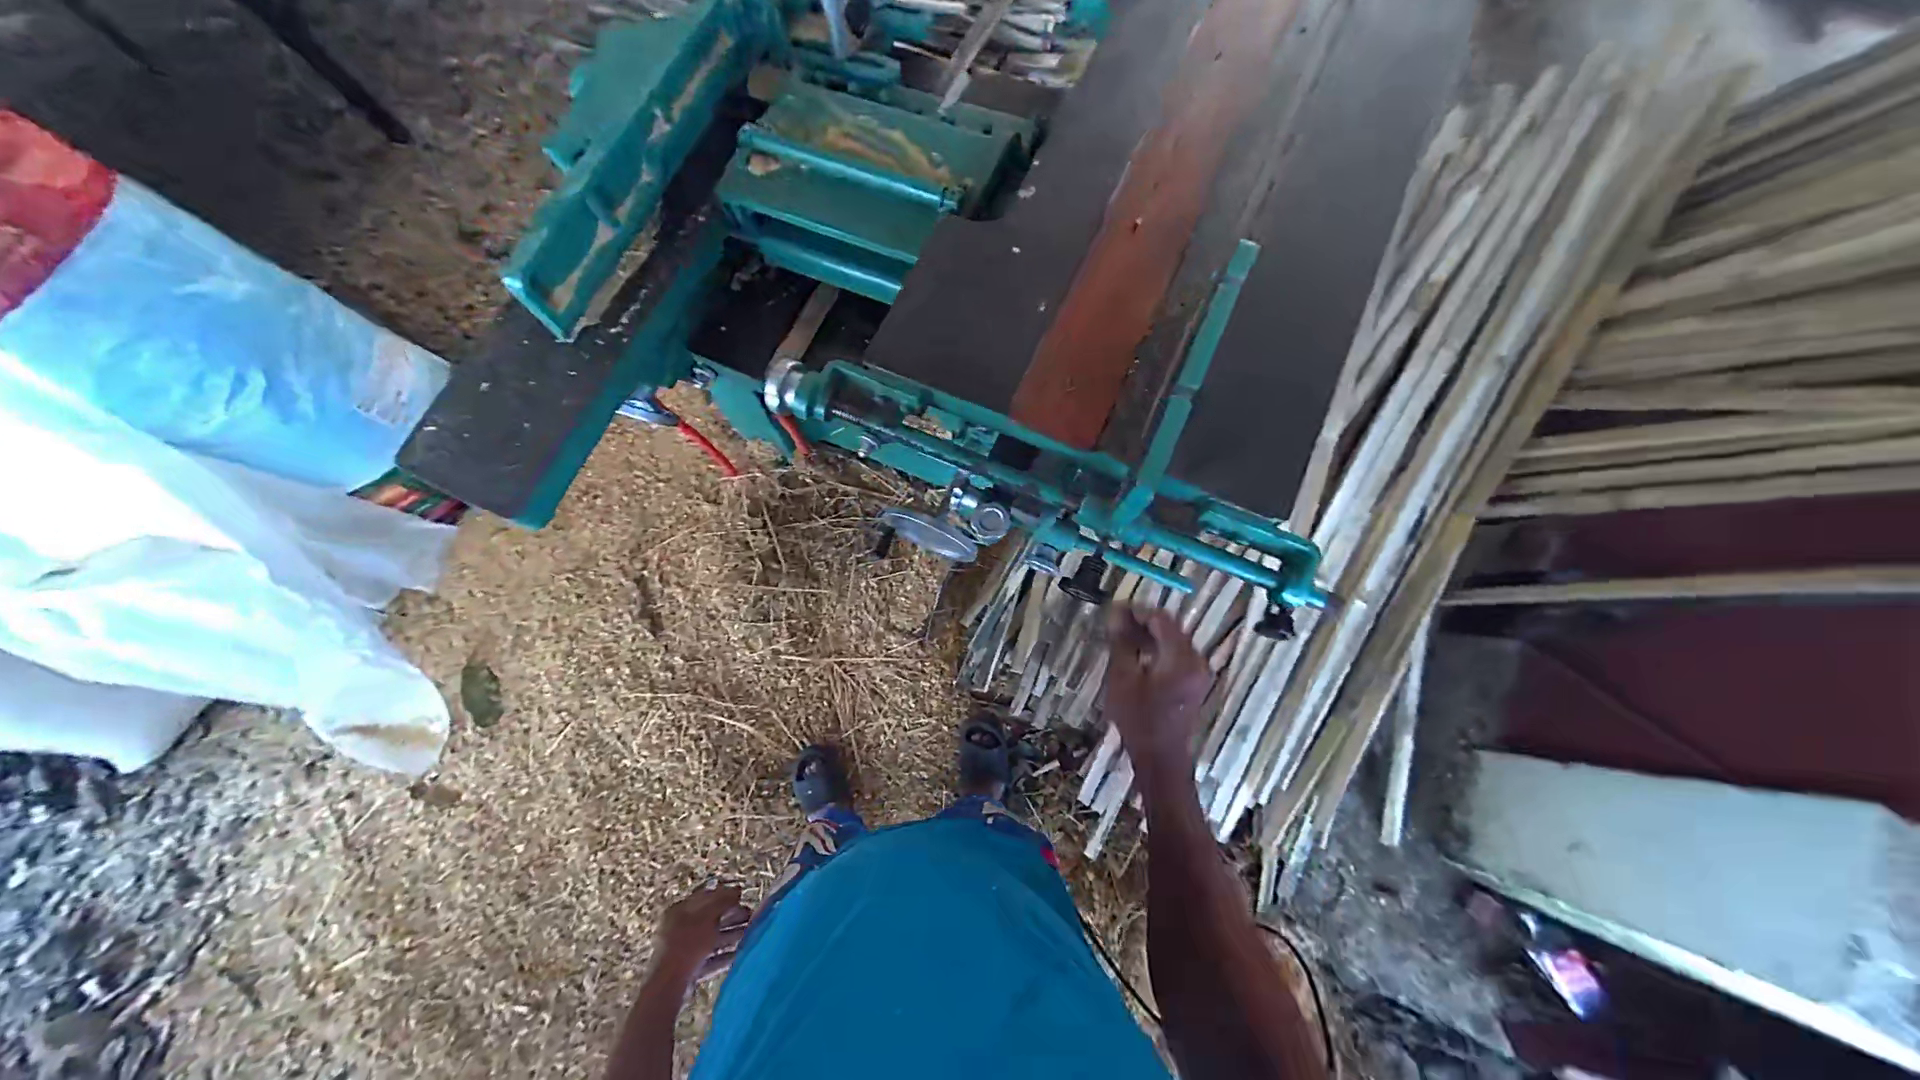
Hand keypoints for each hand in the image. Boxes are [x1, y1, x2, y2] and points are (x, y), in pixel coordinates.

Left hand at [653, 882, 752, 984]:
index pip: (705, 896)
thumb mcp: (709, 915)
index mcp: (679, 910)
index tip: (742, 895)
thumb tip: (737, 890)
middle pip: (709, 918)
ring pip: (710, 939)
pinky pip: (708, 959)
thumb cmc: (688, 943)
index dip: (725, 894)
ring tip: (748, 935)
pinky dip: (723, 956)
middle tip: (750, 916)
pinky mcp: (686, 971)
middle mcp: (678, 928)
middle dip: (731, 916)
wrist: (669, 984)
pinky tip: (737, 955)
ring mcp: (681, 951)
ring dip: (730, 936)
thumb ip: (724, 900)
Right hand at [1102, 604, 1212, 784]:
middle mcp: (1197, 660)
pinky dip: (1158, 650)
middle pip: (1170, 629)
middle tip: (1116, 623)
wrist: (1160, 758)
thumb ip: (1121, 642)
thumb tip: (1116, 613)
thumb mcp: (1122, 678)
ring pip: (1173, 642)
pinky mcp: (1195, 683)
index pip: (1161, 619)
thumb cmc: (1138, 719)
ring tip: (1122, 638)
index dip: (1137, 611)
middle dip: (1143, 622)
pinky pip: (1177, 655)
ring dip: (1149, 636)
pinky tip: (1137, 656)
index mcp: (1182, 658)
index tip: (1114, 610)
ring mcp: (1199, 672)